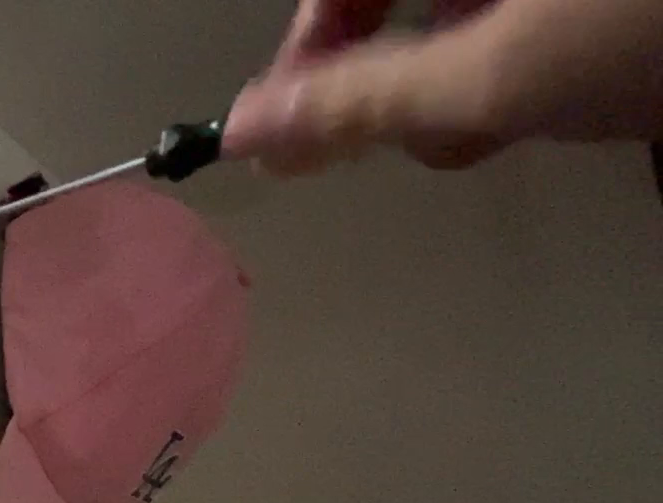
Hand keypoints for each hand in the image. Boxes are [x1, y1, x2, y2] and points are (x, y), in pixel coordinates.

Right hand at [223, 0, 662, 173]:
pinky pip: (538, 17)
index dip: (307, 49)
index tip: (292, 126)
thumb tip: (239, 132)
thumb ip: (353, 104)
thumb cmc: (662, 31)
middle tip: (430, 130)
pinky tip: (581, 88)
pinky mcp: (598, 14)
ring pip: (476, 9)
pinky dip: (539, 54)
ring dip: (476, 75)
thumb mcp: (499, 76)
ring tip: (526, 116)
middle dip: (403, 74)